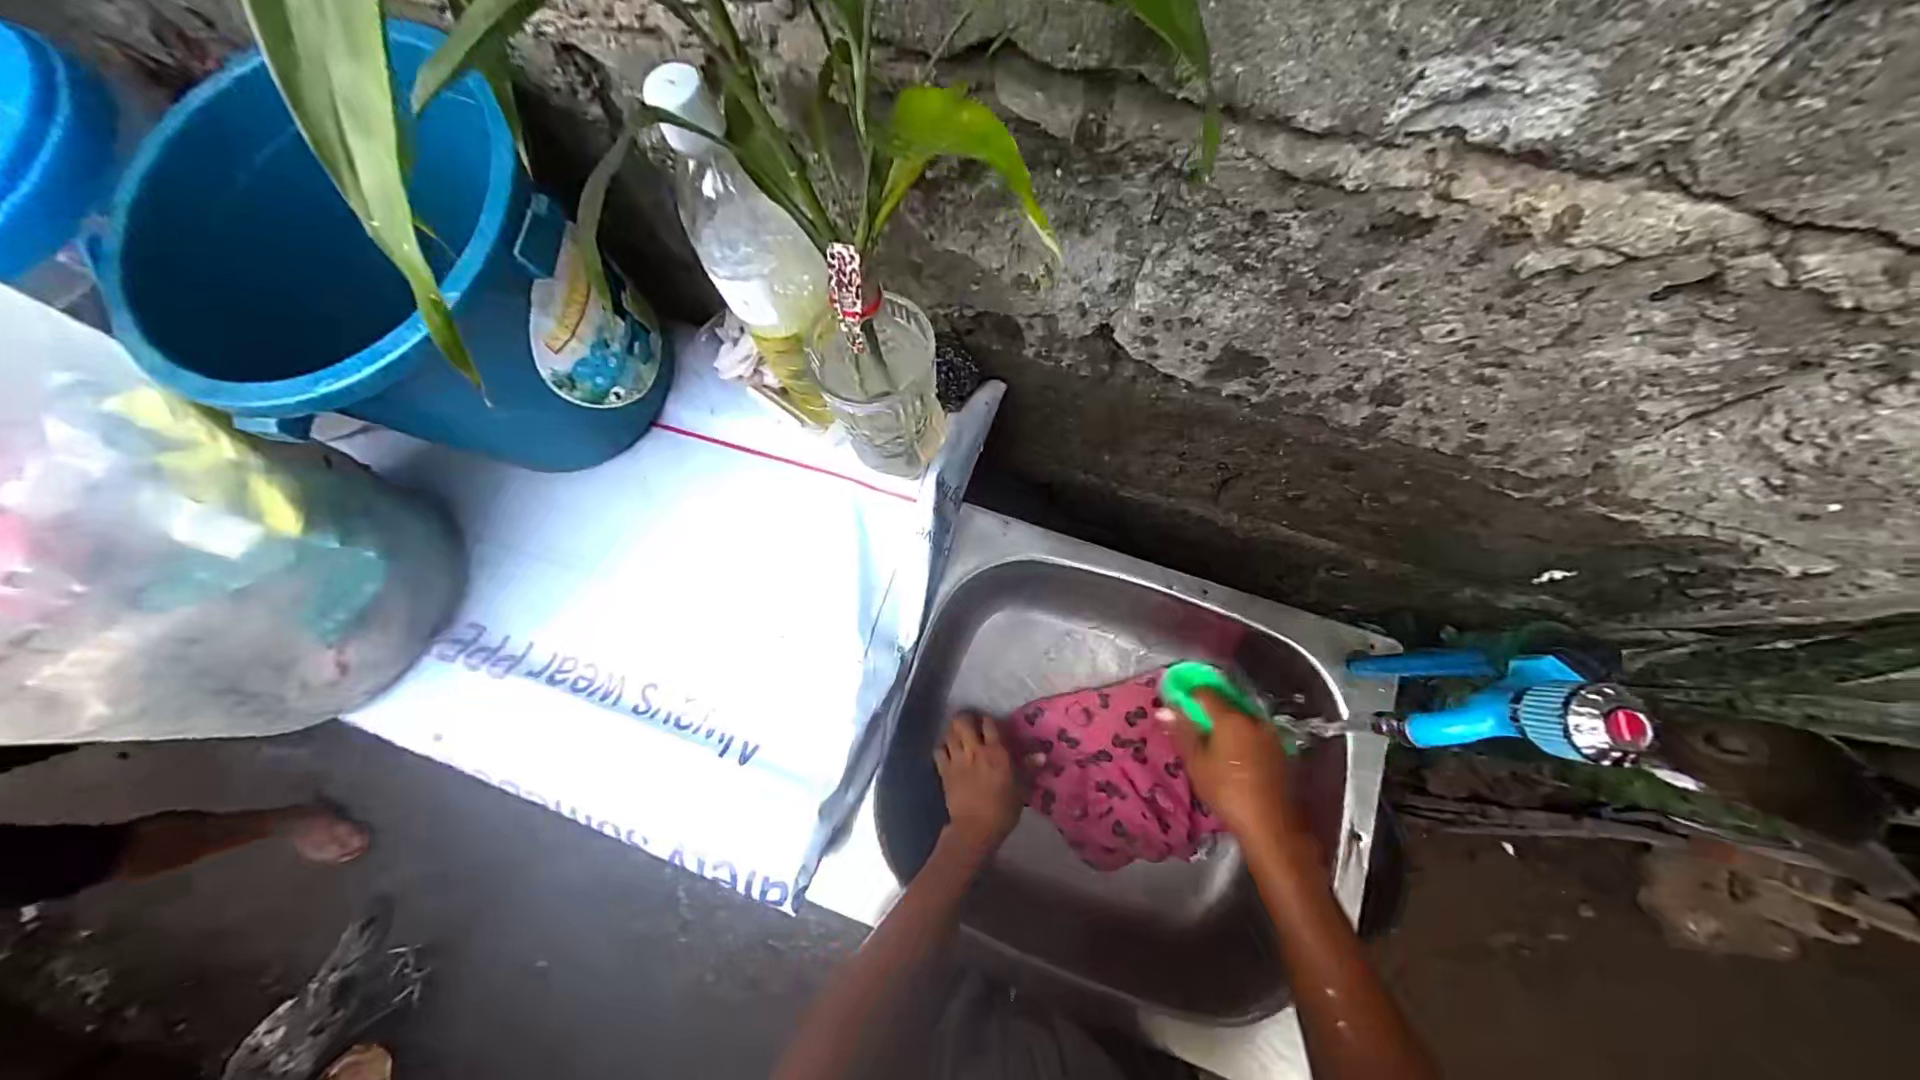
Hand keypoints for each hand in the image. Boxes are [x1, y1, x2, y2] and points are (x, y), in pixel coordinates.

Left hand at [933, 711, 1020, 854]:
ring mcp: (957, 759)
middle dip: (965, 718)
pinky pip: (938, 750)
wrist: (975, 828)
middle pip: (962, 721)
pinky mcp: (944, 770)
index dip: (989, 720)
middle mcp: (974, 749)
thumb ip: (1028, 769)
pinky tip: (947, 753)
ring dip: (953, 731)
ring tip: (959, 736)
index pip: (989, 723)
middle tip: (970, 724)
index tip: (991, 725)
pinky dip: (942, 748)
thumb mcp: (1020, 789)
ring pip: (949, 732)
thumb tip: (1042, 755)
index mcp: (996, 752)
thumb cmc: (1002, 809)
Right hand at [1159, 689, 1302, 841]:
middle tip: (1193, 723)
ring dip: (1228, 723)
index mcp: (1231, 718)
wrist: (1271, 825)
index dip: (1190, 694)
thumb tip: (1164, 709)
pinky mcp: (1281, 752)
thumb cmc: (1226, 791)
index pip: (1206, 693)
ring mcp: (1272, 736)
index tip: (1178, 703)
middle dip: (1209, 709)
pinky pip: (1255, 733)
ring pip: (1243, 719)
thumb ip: (1182, 732)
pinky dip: (1242, 736)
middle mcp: (1254, 720)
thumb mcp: (1196, 763)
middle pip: (1227, 704)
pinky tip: (1234, 754)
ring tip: (1213, 740)